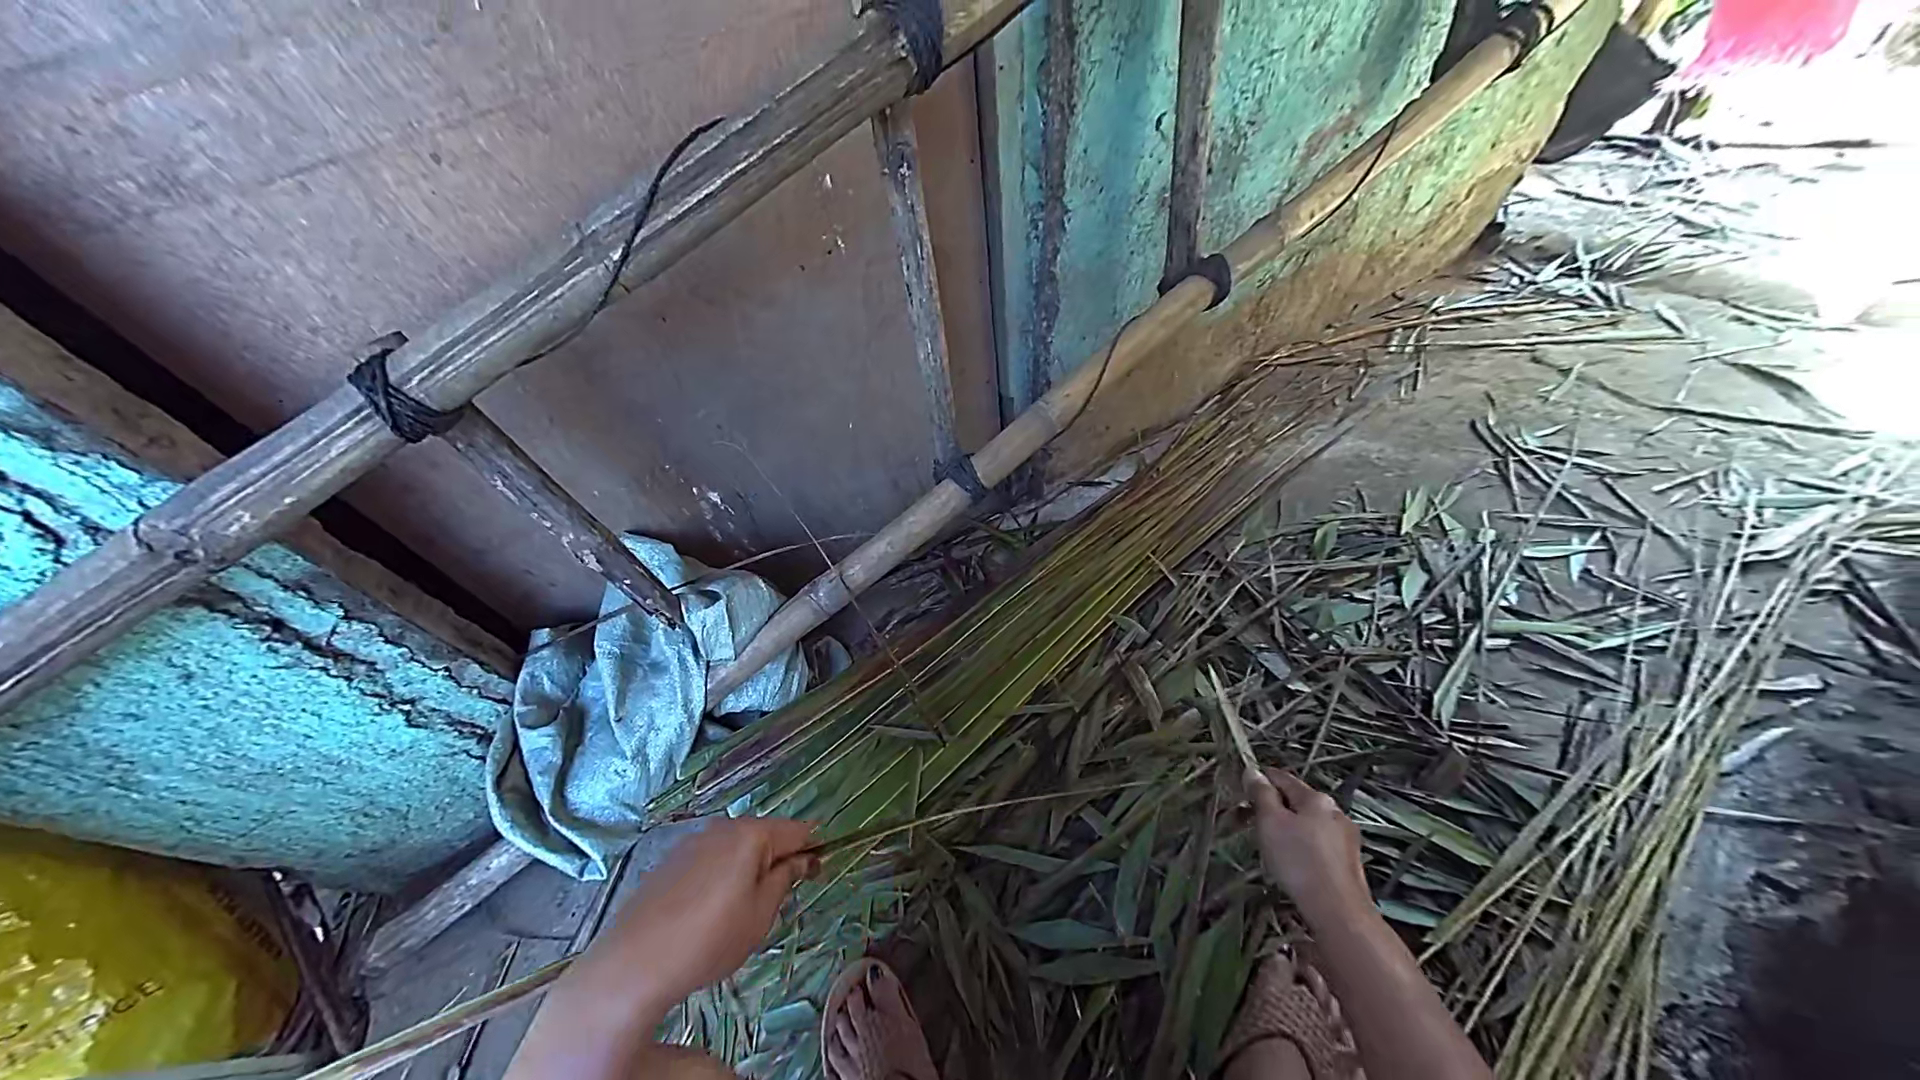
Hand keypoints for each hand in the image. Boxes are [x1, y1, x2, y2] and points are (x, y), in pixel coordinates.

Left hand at [595, 816, 818, 1010]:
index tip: (817, 873)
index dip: (813, 849)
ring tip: (742, 910)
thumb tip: (802, 860)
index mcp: (751, 834)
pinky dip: (722, 875)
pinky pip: (711, 858)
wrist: (633, 964)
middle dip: (778, 859)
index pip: (797, 830)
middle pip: (765, 835)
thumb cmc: (709, 940)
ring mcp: (693, 841)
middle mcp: (723, 827)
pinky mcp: (670, 861)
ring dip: (749, 867)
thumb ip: (785, 879)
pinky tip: (710, 910)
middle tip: (778, 900)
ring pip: (736, 848)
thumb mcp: (760, 914)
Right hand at [1245, 768, 1371, 925]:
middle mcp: (1335, 811)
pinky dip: (1304, 844)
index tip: (1242, 792)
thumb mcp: (1270, 822)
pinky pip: (1320, 842)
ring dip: (1291, 826)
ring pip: (1309, 822)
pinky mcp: (1350, 860)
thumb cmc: (1298, 861)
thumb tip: (1252, 771)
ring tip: (1273, 845)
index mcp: (1315, 798)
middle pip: (1297, 800)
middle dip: (1275, 806)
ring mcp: (1346, 836)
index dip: (1259, 780)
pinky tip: (1296, 861)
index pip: (1282, 777)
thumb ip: (1261, 793)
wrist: (1338, 911)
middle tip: (1254, 822)